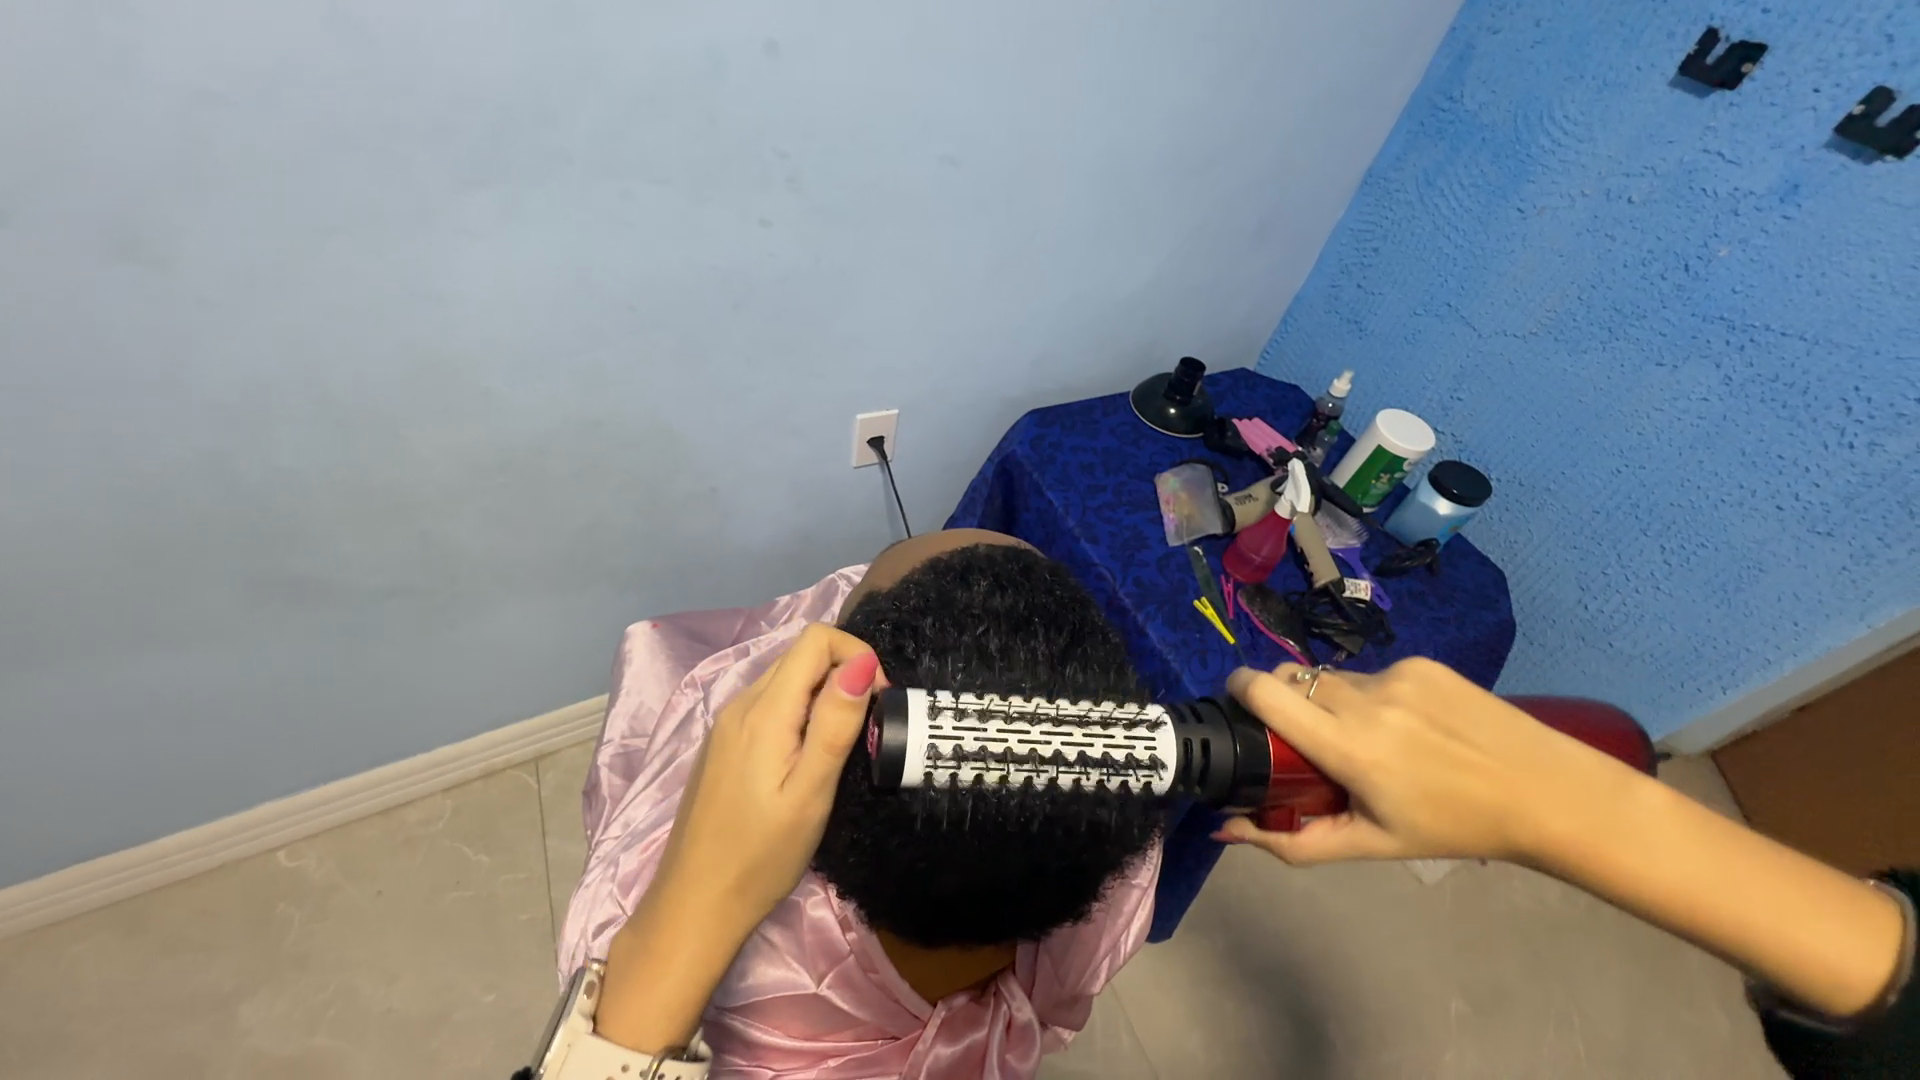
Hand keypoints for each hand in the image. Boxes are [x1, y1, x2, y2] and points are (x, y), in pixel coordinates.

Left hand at [652, 622, 884, 925]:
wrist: (694, 905)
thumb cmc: (761, 856)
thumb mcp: (811, 793)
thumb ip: (835, 724)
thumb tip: (862, 662)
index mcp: (764, 710)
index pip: (815, 639)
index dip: (856, 655)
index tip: (877, 702)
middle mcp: (741, 704)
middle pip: (801, 656)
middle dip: (844, 676)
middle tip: (865, 732)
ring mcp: (727, 724)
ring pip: (786, 680)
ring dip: (824, 697)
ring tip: (838, 751)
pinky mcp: (723, 744)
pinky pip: (769, 705)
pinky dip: (800, 715)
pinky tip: (805, 762)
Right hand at [1214, 658, 1632, 865]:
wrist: (1549, 794)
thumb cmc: (1453, 827)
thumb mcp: (1371, 844)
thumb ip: (1292, 840)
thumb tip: (1226, 827)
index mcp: (1348, 747)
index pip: (1264, 691)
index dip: (1238, 689)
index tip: (1235, 704)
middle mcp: (1365, 701)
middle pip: (1289, 679)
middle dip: (1282, 701)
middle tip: (1304, 737)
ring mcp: (1396, 675)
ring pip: (1330, 678)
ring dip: (1329, 702)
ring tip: (1369, 737)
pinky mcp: (1422, 662)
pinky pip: (1370, 674)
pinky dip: (1371, 696)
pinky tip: (1407, 724)